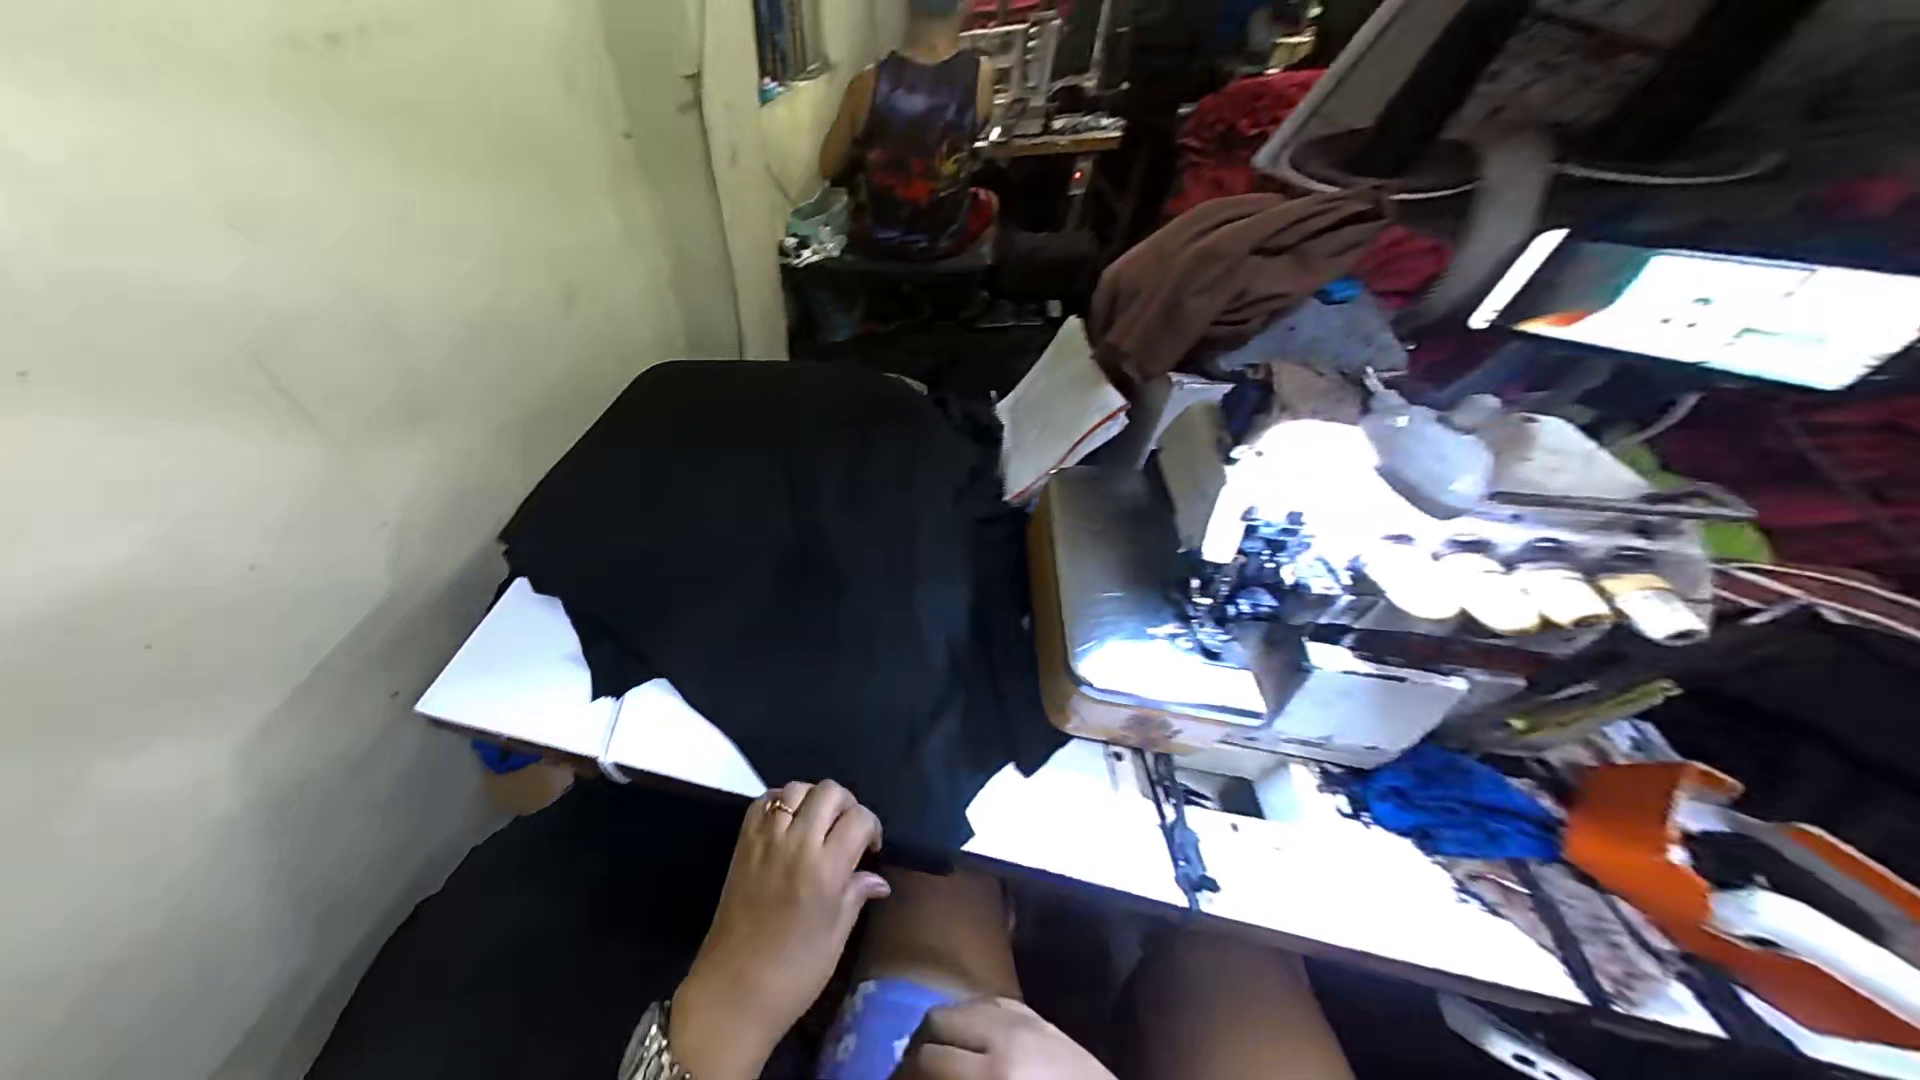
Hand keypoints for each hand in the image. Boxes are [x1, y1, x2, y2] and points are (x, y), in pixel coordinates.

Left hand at [670, 780, 888, 1079]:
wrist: (732, 992)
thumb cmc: (794, 973)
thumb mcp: (836, 937)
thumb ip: (856, 895)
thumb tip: (878, 879)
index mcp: (825, 869)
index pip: (859, 818)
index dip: (872, 827)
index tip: (871, 846)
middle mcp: (796, 843)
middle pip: (829, 791)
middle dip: (847, 805)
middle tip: (847, 830)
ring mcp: (766, 840)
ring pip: (797, 788)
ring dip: (814, 799)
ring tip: (818, 824)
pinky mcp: (743, 844)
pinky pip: (764, 802)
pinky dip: (780, 801)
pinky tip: (788, 822)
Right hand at [896, 998, 1116, 1079]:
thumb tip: (923, 1075)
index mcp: (995, 1073)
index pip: (930, 1059)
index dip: (906, 1072)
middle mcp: (1004, 1034)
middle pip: (939, 1018)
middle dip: (917, 1044)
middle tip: (909, 1067)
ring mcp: (1023, 1018)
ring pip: (963, 1003)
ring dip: (942, 1024)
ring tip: (934, 1050)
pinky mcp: (1037, 1015)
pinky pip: (992, 1001)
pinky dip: (971, 1014)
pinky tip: (967, 1034)